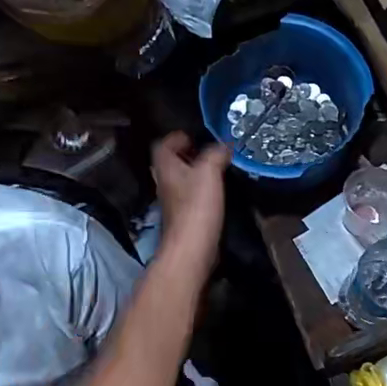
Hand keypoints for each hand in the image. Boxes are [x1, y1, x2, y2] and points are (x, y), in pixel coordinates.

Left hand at [152, 132, 228, 260]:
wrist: (191, 248)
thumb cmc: (196, 206)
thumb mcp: (209, 172)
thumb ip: (216, 154)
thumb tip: (224, 146)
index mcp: (166, 167)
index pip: (162, 145)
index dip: (176, 138)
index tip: (194, 137)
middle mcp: (165, 182)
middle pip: (171, 162)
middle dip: (188, 155)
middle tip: (208, 152)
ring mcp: (172, 201)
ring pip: (181, 179)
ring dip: (196, 173)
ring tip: (216, 170)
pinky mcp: (183, 216)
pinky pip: (189, 196)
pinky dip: (201, 190)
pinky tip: (216, 193)